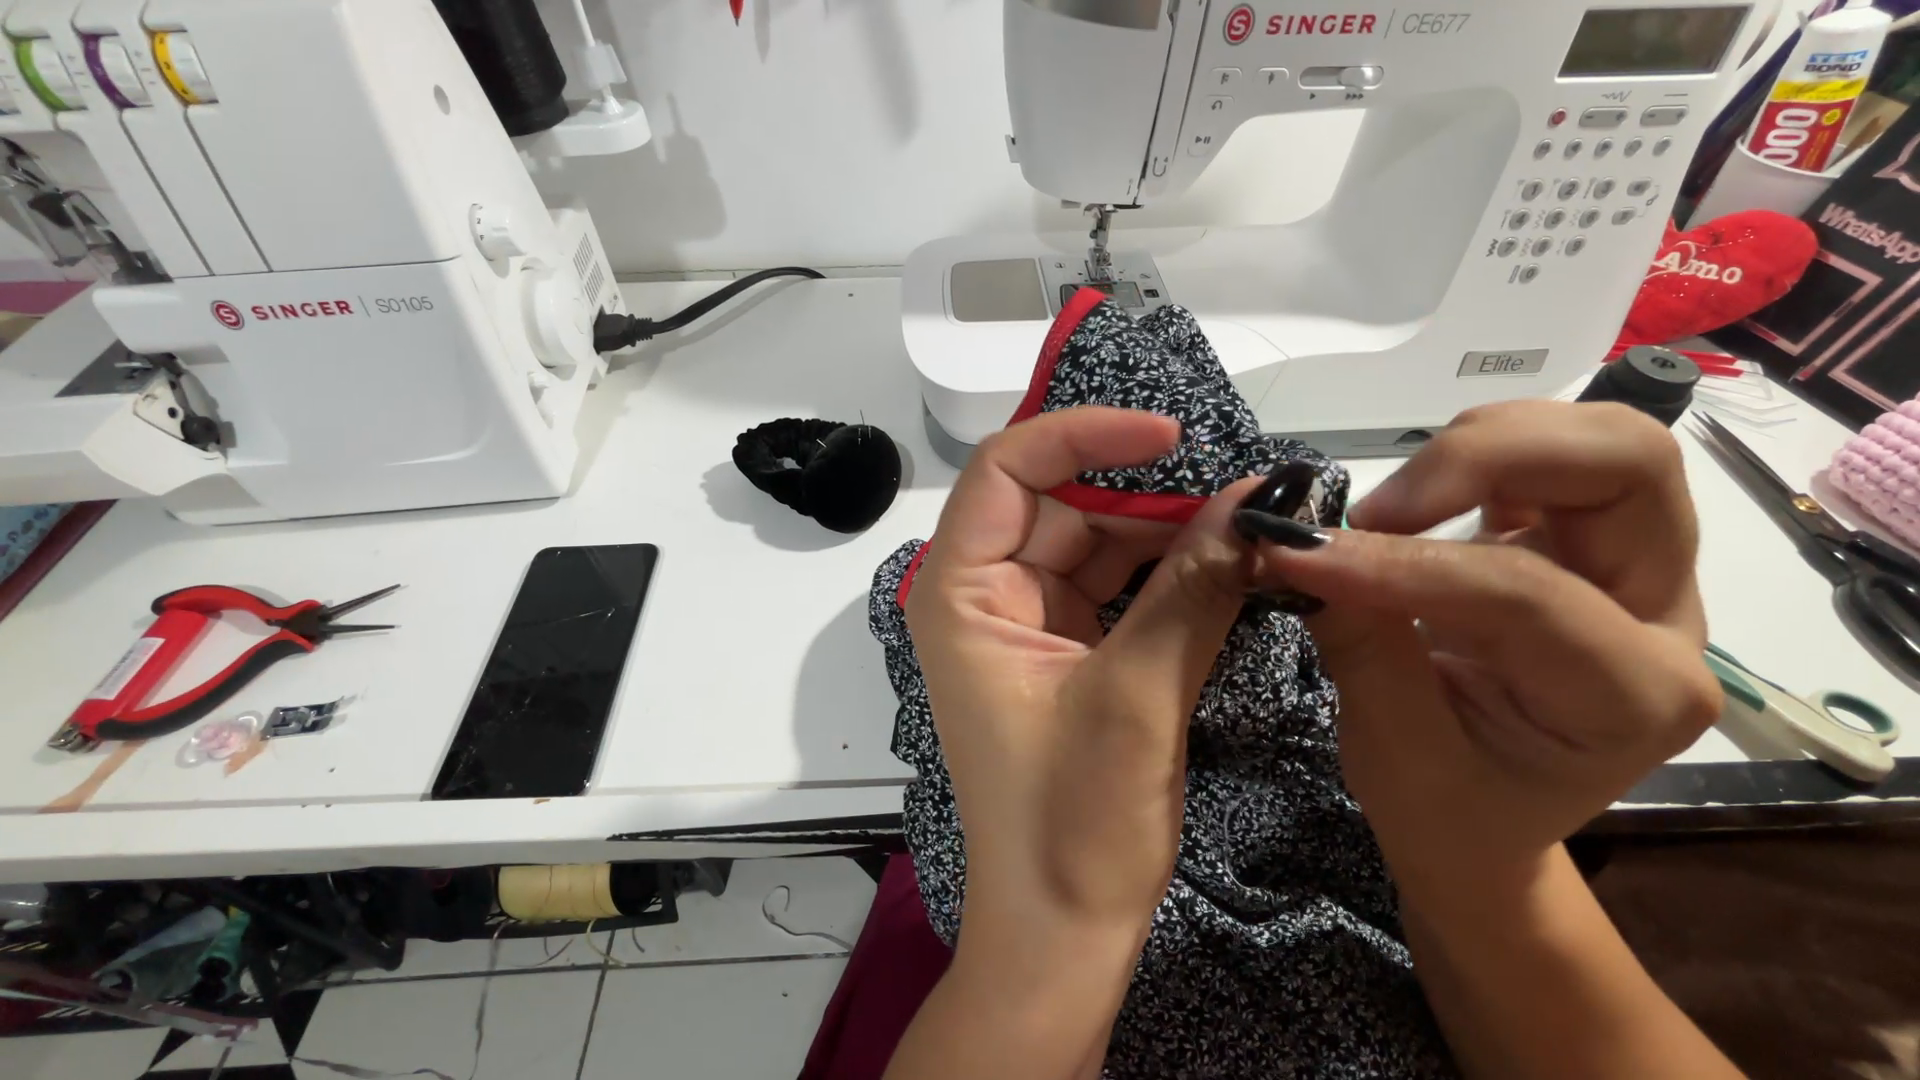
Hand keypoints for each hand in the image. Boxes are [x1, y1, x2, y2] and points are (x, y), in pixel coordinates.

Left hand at [905, 406, 1258, 935]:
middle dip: (1146, 495)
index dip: (1083, 435)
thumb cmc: (1072, 824)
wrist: (1061, 932)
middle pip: (1061, 505)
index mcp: (961, 595)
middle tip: (1240, 494)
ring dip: (1168, 536)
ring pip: (1096, 546)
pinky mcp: (1065, 655)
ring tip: (1248, 529)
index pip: (1007, 471)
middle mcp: (984, 598)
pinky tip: (1226, 569)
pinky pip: (1115, 590)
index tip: (1171, 436)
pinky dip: (1167, 578)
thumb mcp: (1137, 696)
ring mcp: (1026, 626)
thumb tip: (1259, 504)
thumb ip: (1194, 590)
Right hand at [1251, 401, 1722, 892]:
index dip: (1404, 564)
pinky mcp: (1585, 545)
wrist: (1483, 826)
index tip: (1299, 553)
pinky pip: (1552, 459)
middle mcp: (1664, 617)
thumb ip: (1360, 641)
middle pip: (1623, 467)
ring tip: (1385, 509)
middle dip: (1487, 457)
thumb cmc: (1446, 810)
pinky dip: (1475, 457)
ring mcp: (1637, 571)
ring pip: (1596, 442)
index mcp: (1635, 695)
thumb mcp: (1395, 750)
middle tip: (1374, 507)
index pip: (1527, 591)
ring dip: (1479, 447)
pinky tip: (1418, 502)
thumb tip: (1295, 547)